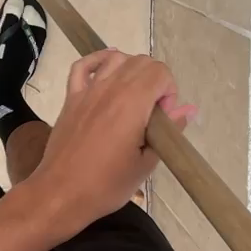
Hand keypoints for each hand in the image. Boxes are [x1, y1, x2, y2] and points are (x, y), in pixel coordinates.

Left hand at [14, 49, 194, 240]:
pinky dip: (96, 61)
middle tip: (152, 113)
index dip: (169, 91)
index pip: (160, 71)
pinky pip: (82, 66)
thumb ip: (168, 130)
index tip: (163, 119)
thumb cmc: (107, 184)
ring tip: (133, 96)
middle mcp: (110, 87)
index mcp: (132, 103)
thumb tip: (188, 109)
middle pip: (140, 62)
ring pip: (115, 59)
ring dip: (130, 70)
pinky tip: (106, 71)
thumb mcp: (146, 163)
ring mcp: (87, 90)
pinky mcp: (71, 97)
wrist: (62, 192)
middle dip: (154, 80)